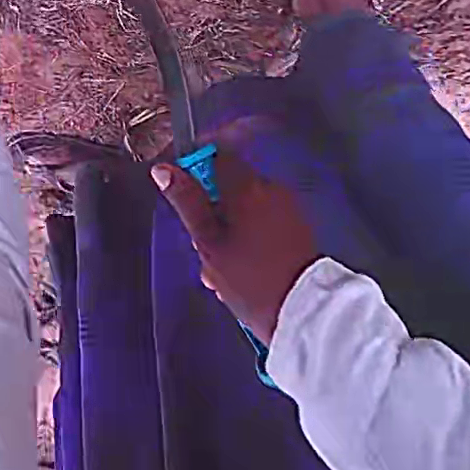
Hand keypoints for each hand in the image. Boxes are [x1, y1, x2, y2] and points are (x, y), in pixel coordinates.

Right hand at [150, 130, 317, 344]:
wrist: (306, 314)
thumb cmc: (250, 278)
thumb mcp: (208, 241)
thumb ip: (187, 201)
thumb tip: (163, 169)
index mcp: (247, 185)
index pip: (217, 154)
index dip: (196, 169)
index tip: (186, 196)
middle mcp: (270, 188)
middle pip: (230, 185)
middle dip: (212, 211)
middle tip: (203, 247)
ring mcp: (288, 208)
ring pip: (246, 208)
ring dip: (229, 231)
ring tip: (221, 271)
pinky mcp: (298, 230)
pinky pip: (264, 223)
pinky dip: (250, 239)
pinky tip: (243, 272)